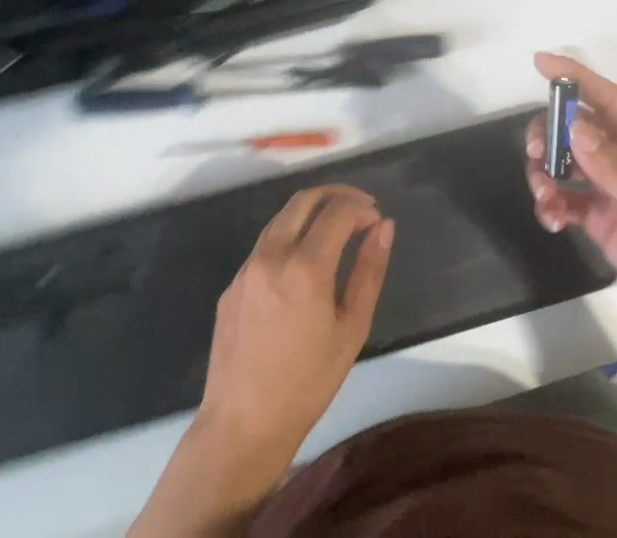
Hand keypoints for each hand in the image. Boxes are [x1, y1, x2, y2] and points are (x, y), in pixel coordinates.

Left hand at [197, 184, 393, 458]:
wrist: (243, 422)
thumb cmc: (308, 382)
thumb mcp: (352, 328)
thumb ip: (369, 271)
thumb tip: (384, 228)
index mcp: (305, 267)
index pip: (337, 212)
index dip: (362, 207)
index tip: (378, 219)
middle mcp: (271, 256)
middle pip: (303, 200)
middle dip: (336, 194)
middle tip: (362, 208)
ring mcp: (245, 269)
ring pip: (280, 219)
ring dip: (311, 212)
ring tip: (338, 229)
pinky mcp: (232, 286)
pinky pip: (264, 246)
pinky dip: (290, 237)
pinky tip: (306, 263)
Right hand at [526, 53, 616, 334]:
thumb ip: (614, 169)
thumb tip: (574, 126)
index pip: (609, 100)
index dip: (576, 79)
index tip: (540, 63)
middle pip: (579, 130)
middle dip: (551, 135)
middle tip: (536, 155)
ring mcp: (613, 189)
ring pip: (566, 163)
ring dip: (546, 175)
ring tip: (544, 200)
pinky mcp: (601, 217)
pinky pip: (566, 198)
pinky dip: (552, 204)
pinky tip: (552, 221)